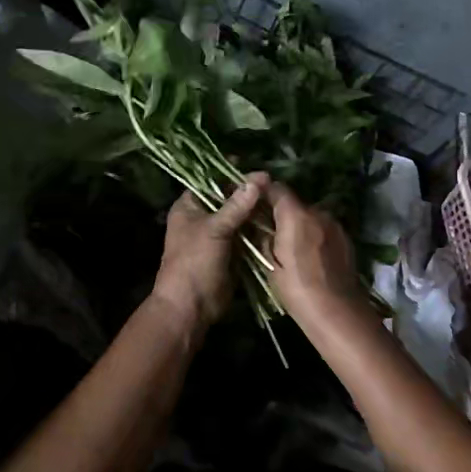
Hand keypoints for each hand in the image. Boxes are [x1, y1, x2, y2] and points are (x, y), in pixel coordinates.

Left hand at [150, 173, 266, 328]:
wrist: (191, 305)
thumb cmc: (194, 261)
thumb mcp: (214, 230)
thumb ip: (236, 205)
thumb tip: (258, 178)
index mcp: (189, 206)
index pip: (210, 181)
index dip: (230, 173)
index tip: (255, 166)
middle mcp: (202, 217)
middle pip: (228, 199)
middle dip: (249, 193)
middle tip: (276, 184)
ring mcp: (217, 235)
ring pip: (239, 217)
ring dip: (257, 212)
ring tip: (281, 199)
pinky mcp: (231, 252)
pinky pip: (247, 236)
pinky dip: (259, 230)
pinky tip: (278, 221)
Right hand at [266, 181, 365, 317]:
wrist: (337, 313)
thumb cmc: (296, 287)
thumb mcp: (269, 262)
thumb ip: (263, 236)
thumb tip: (259, 226)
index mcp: (296, 215)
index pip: (276, 188)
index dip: (262, 190)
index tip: (250, 199)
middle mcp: (318, 213)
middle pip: (294, 202)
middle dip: (279, 211)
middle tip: (265, 226)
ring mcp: (335, 226)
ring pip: (309, 216)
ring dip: (297, 223)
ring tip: (286, 242)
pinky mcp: (346, 240)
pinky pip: (322, 229)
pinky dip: (312, 234)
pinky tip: (306, 253)